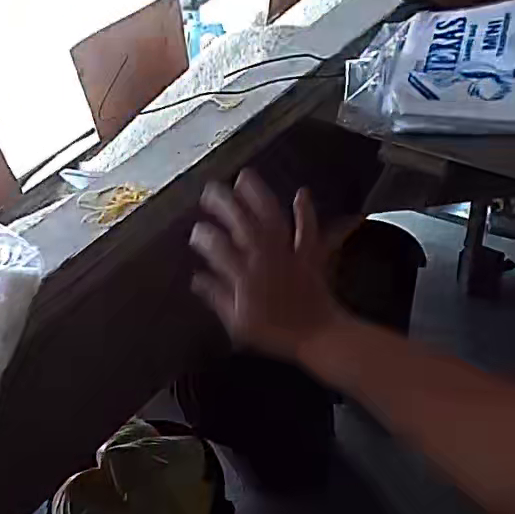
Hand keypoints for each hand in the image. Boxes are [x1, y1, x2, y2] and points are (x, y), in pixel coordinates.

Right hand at [189, 169, 347, 360]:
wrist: (318, 336)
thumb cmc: (277, 334)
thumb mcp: (239, 322)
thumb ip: (218, 297)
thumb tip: (197, 280)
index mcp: (244, 275)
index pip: (218, 248)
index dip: (204, 237)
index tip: (196, 231)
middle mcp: (264, 258)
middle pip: (241, 224)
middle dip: (224, 204)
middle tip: (210, 190)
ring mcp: (288, 254)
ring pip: (271, 219)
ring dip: (258, 196)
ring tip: (245, 177)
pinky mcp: (310, 256)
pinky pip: (307, 230)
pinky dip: (304, 211)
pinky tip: (301, 192)